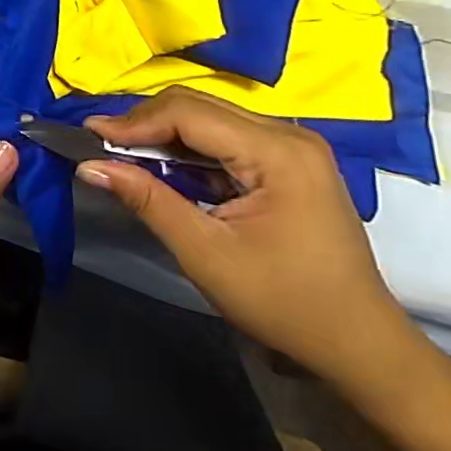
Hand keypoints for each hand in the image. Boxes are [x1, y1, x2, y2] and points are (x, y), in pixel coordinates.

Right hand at [76, 86, 411, 383]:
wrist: (360, 344)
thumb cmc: (285, 302)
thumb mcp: (206, 254)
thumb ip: (147, 200)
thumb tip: (89, 165)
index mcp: (278, 153)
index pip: (188, 113)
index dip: (134, 122)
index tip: (90, 137)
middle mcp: (289, 134)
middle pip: (198, 105)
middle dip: (145, 123)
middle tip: (102, 146)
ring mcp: (293, 145)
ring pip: (209, 115)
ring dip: (164, 132)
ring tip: (124, 154)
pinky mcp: (290, 159)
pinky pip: (225, 134)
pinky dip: (189, 146)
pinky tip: (166, 165)